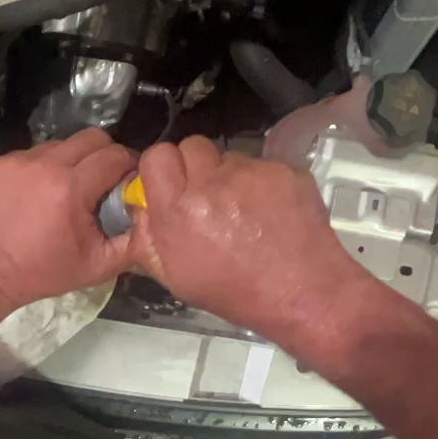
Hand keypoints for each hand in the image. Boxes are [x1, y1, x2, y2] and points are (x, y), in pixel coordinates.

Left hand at [0, 128, 137, 309]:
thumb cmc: (45, 272)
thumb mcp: (98, 266)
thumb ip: (133, 240)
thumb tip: (153, 214)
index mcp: (71, 188)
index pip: (115, 155)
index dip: (129, 167)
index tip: (127, 183)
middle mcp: (45, 165)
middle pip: (93, 138)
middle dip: (105, 156)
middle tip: (103, 182)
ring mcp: (19, 161)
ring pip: (64, 143)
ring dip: (75, 160)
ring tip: (71, 189)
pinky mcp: (1, 162)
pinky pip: (37, 152)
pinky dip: (47, 166)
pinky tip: (44, 192)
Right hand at [132, 136, 383, 354]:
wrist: (300, 292)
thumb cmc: (231, 291)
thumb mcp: (172, 276)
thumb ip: (145, 239)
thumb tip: (137, 212)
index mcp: (178, 210)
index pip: (156, 156)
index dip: (160, 168)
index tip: (169, 186)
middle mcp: (211, 183)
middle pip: (190, 146)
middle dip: (192, 166)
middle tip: (203, 195)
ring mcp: (251, 173)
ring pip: (227, 156)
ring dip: (226, 176)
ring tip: (239, 209)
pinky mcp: (283, 170)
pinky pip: (259, 165)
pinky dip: (258, 183)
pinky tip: (266, 212)